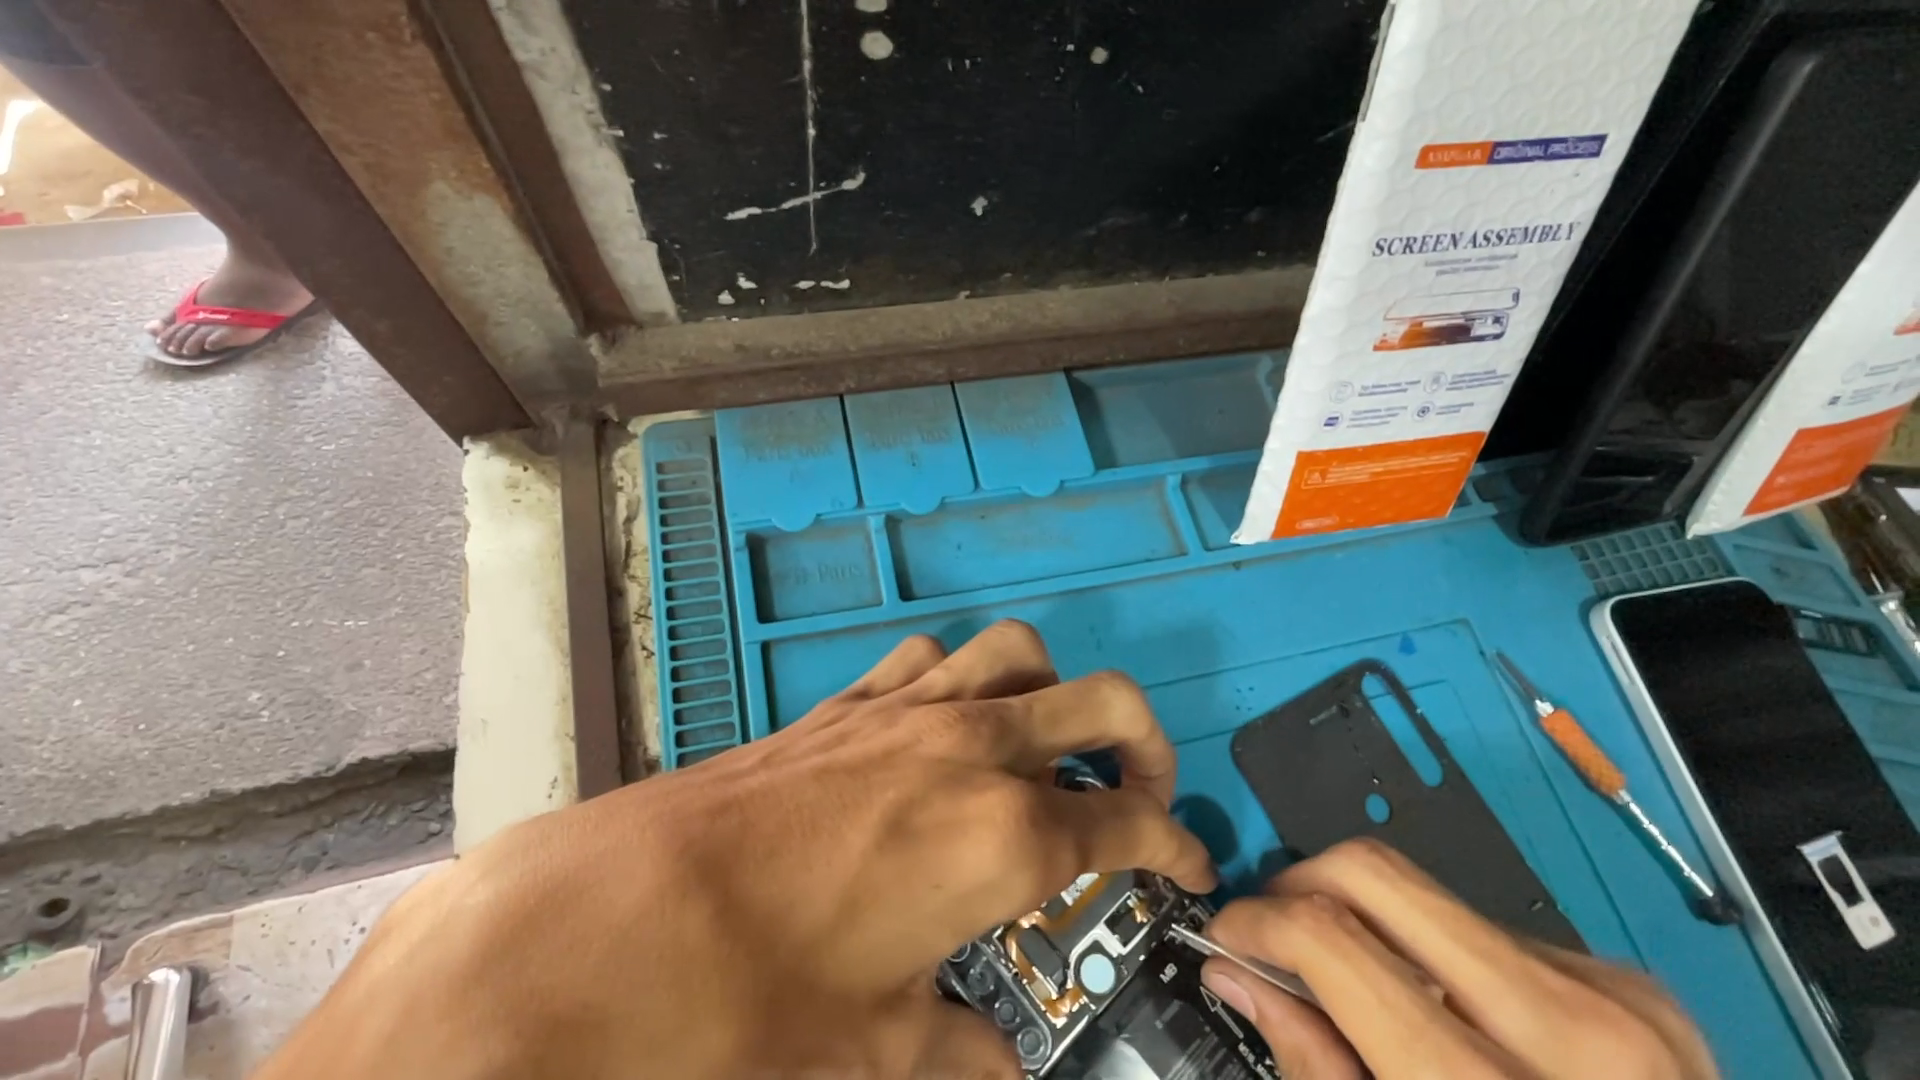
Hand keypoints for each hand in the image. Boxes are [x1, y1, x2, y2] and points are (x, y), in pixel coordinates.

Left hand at [253, 620, 1214, 1079]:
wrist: (619, 920)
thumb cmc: (762, 995)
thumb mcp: (881, 1044)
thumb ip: (962, 1050)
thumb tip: (1001, 1066)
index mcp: (1006, 833)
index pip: (1131, 821)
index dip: (1177, 845)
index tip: (1189, 867)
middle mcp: (974, 748)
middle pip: (1102, 701)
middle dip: (1144, 743)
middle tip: (1137, 791)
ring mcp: (909, 710)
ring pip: (1019, 654)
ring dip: (1053, 692)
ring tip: (1047, 744)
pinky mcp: (848, 702)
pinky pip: (930, 659)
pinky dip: (961, 679)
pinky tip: (946, 727)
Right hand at [1200, 839, 1717, 1078]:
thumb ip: (1316, 1068)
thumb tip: (1235, 973)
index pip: (1333, 939)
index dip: (1256, 923)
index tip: (1227, 937)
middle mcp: (1566, 1022)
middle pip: (1376, 873)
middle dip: (1298, 887)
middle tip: (1271, 934)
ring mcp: (1615, 996)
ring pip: (1428, 892)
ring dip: (1366, 922)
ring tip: (1354, 984)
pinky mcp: (1636, 988)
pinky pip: (1489, 930)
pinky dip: (1435, 954)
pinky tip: (1445, 1016)